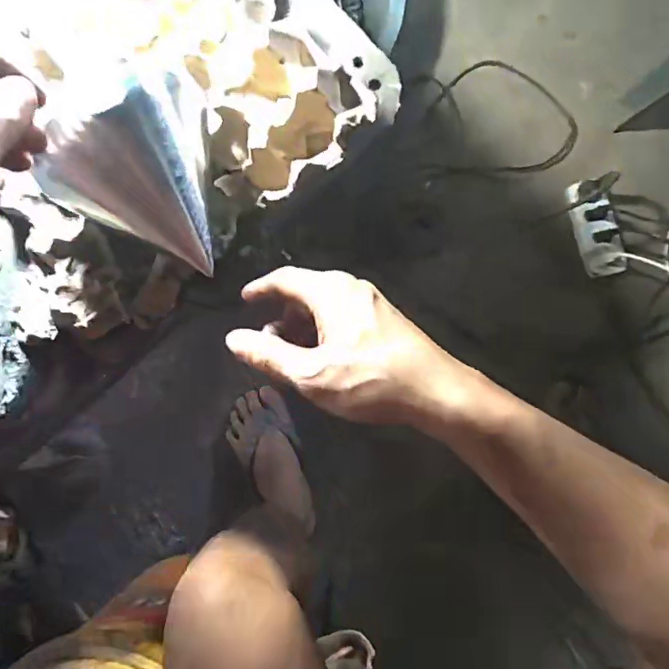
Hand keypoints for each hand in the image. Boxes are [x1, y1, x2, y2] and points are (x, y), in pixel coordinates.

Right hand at [224, 268, 479, 426]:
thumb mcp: (311, 374)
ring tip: (292, 356)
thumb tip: (233, 339)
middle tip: (266, 342)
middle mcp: (350, 287)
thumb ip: (269, 356)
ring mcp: (371, 302)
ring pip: (324, 305)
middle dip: (281, 314)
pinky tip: (323, 357)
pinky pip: (342, 314)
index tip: (244, 301)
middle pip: (305, 291)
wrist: (435, 390)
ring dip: (302, 326)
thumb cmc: (370, 380)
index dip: (260, 289)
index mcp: (330, 291)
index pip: (284, 278)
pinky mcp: (384, 319)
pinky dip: (323, 330)